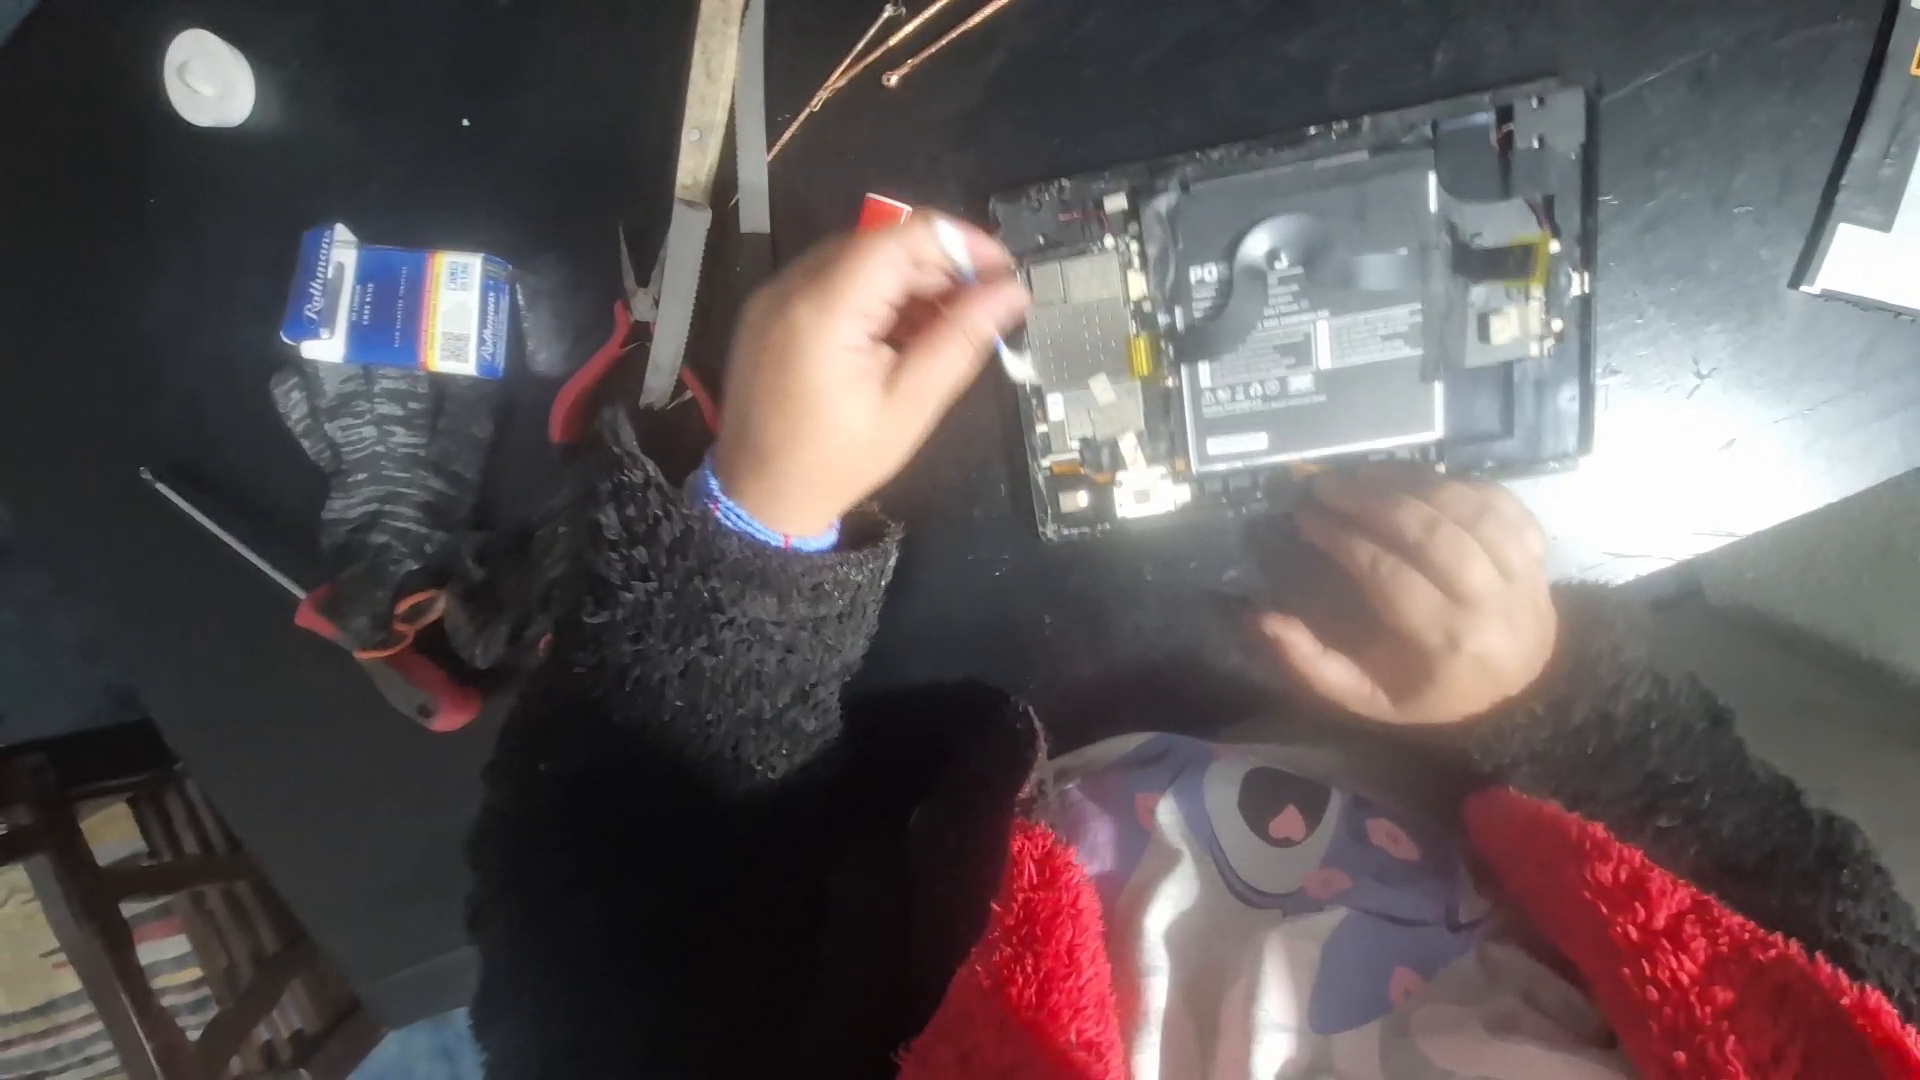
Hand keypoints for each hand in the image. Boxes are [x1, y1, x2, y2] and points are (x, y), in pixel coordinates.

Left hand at [713, 215, 1030, 536]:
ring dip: (909, 283)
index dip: (960, 243)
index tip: (1002, 270)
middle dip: (938, 267)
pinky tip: (902, 334)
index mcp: (825, 308)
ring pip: (858, 260)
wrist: (761, 497)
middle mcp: (792, 286)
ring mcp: (775, 296)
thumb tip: (1012, 294)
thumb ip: (961, 341)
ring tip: (945, 326)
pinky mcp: (771, 312)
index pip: (901, 237)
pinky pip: (834, 283)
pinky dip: (875, 297)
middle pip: (880, 243)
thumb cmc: (838, 462)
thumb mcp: (910, 406)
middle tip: (981, 307)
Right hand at [1260, 466, 1556, 725]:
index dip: (1342, 539)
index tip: (1305, 518)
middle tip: (1325, 486)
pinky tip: (1414, 478)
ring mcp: (1523, 574)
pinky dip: (1456, 482)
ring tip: (1362, 473)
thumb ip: (1310, 663)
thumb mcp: (1363, 696)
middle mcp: (1491, 605)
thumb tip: (1262, 619)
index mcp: (1444, 642)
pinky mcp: (1538, 553)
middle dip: (1371, 501)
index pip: (1389, 575)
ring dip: (1410, 483)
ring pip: (1468, 511)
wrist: (1518, 694)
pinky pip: (1501, 503)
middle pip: (1432, 535)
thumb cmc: (1426, 691)